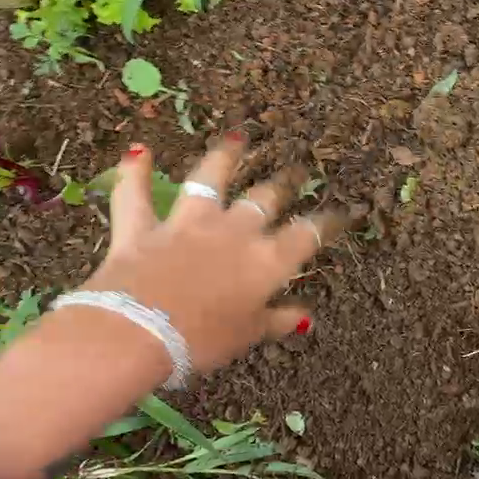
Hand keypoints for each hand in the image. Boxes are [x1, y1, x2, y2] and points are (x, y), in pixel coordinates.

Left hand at [0, 137, 346, 478]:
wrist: (132, 335)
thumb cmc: (200, 341)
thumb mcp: (247, 335)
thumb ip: (275, 320)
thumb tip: (303, 318)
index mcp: (268, 261)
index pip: (308, 234)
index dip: (329, 222)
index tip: (345, 213)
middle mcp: (234, 234)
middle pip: (265, 199)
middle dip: (284, 184)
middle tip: (296, 171)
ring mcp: (186, 227)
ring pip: (208, 182)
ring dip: (223, 158)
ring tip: (236, 138)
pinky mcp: (140, 231)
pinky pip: (134, 196)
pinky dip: (134, 173)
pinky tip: (137, 151)